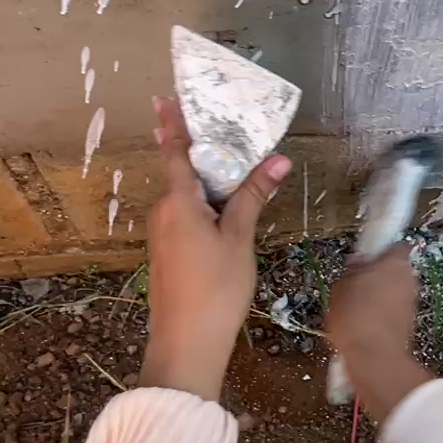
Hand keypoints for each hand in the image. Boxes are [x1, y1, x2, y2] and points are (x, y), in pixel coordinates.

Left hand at [139, 95, 290, 402]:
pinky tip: (230, 209)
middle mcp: (164, 212)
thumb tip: (279, 159)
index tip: (163, 97)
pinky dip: (207, 204)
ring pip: (188, 196)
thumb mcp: (239, 238)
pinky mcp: (169, 252)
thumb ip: (254, 195)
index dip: (172, 123)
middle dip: (207, 152)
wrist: (185, 345)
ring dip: (211, 181)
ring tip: (244, 167)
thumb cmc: (215, 287)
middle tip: (233, 130)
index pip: (175, 152)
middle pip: (185, 172)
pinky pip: (187, 215)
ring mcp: (163, 234)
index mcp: (178, 202)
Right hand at [327, 250, 434, 420]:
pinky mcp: (408, 326)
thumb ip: (351, 272)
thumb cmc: (354, 315)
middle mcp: (409, 280)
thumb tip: (358, 267)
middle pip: (394, 270)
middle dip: (378, 276)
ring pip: (394, 293)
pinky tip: (362, 326)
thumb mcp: (340, 287)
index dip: (379, 251)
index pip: (394, 246)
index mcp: (395, 262)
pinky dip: (381, 316)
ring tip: (355, 309)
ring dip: (379, 297)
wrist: (374, 358)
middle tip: (355, 284)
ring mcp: (411, 304)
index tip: (364, 259)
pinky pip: (392, 313)